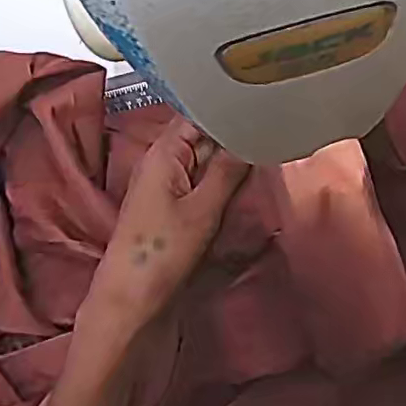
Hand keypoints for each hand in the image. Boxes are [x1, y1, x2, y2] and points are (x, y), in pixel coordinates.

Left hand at [85, 117, 250, 337]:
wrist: (132, 301)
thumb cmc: (163, 251)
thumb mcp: (203, 208)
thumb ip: (228, 169)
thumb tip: (251, 132)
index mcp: (164, 152)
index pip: (197, 114)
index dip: (227, 109)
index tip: (260, 104)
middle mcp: (163, 162)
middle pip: (203, 136)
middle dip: (234, 135)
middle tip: (274, 129)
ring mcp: (168, 185)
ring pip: (206, 161)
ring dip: (231, 160)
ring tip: (268, 150)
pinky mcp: (174, 208)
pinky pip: (203, 183)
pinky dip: (223, 182)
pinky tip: (247, 183)